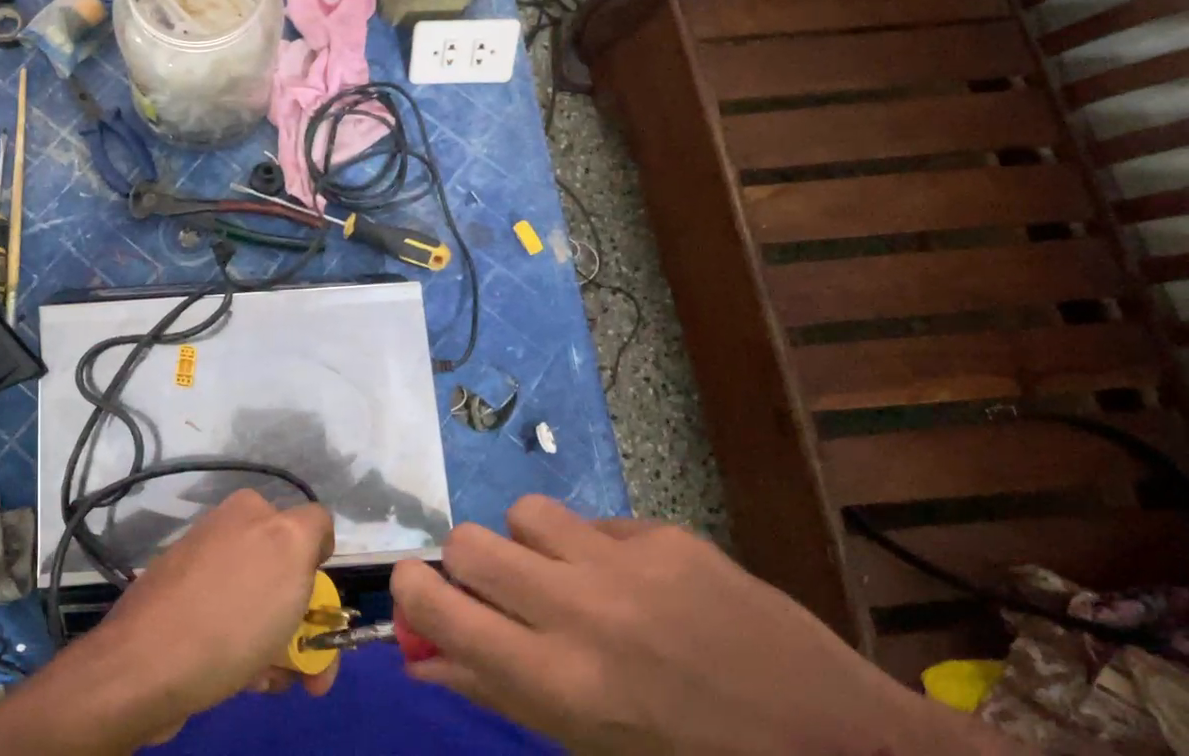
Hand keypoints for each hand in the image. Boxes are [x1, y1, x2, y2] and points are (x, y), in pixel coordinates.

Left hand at [0, 489, 337, 754]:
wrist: (133, 677)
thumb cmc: (218, 625)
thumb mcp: (283, 573)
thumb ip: (309, 533)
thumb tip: (317, 520)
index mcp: (249, 517)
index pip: (311, 529)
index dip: (321, 575)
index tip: (319, 617)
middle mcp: (222, 531)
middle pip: (284, 569)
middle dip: (298, 616)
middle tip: (299, 667)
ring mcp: (196, 567)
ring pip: (258, 601)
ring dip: (274, 640)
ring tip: (269, 678)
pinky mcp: (174, 602)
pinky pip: (228, 618)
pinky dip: (242, 647)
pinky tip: (241, 677)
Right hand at [392, 496, 1024, 755]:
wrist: (832, 744)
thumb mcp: (586, 746)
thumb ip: (497, 692)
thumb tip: (420, 658)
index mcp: (556, 683)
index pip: (439, 607)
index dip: (411, 592)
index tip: (417, 591)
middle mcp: (579, 613)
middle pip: (469, 542)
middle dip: (469, 564)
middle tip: (500, 591)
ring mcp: (627, 565)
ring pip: (526, 513)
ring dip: (530, 543)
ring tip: (568, 576)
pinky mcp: (668, 536)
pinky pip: (595, 523)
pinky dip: (596, 548)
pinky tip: (638, 585)